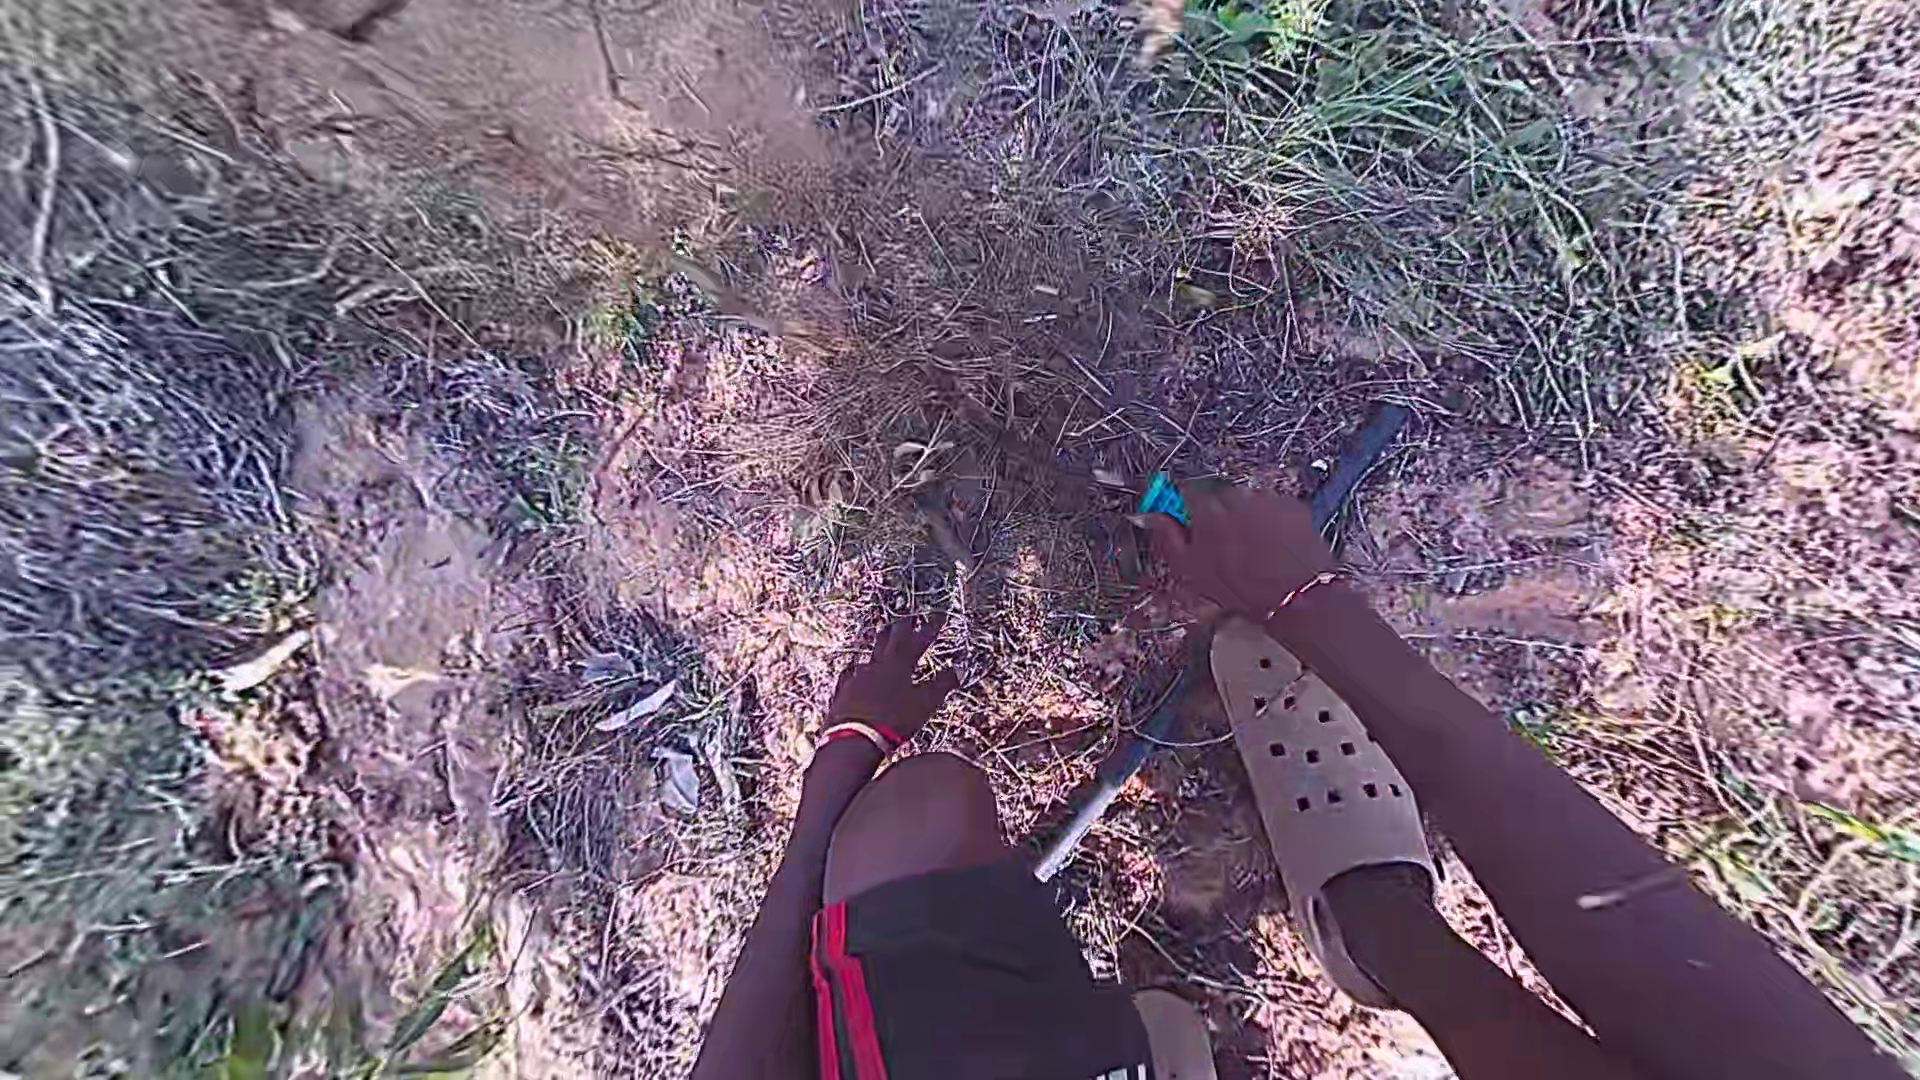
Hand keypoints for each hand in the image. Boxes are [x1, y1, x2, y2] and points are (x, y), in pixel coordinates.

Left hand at [828, 615, 959, 742]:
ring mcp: (858, 676)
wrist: (855, 739)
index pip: (919, 639)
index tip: (939, 617)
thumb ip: (942, 684)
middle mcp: (878, 664)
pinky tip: (854, 669)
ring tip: (883, 635)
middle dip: (901, 627)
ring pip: (870, 653)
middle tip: (908, 619)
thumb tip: (958, 669)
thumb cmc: (894, 719)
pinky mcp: (845, 691)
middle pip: (890, 638)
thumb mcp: (926, 702)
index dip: (930, 628)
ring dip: (879, 643)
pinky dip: (857, 668)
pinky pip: (851, 673)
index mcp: (899, 663)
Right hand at [1143, 483, 1336, 615]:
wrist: (1297, 596)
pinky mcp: (1292, 505)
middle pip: (1216, 494)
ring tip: (1248, 544)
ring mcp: (1266, 499)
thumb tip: (1151, 516)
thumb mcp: (1190, 568)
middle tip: (1218, 539)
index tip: (1182, 515)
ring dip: (1242, 514)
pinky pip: (1271, 504)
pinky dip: (1268, 517)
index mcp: (1206, 511)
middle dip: (1214, 510)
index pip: (1185, 490)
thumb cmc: (1240, 587)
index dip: (1183, 504)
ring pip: (1245, 499)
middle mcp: (1236, 498)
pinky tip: (1270, 542)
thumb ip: (1168, 536)